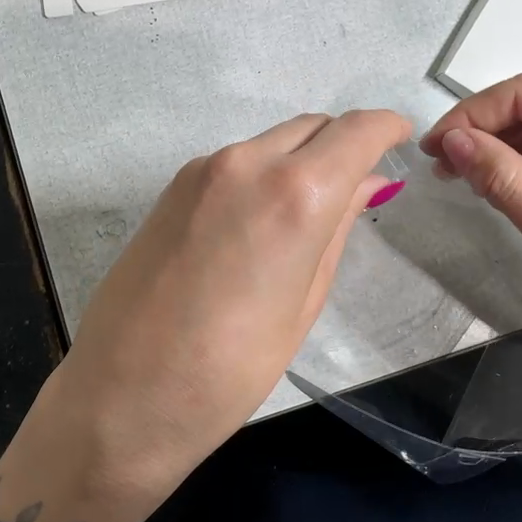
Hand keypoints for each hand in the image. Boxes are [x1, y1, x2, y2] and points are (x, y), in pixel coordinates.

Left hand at [60, 110, 410, 495]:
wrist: (121, 394)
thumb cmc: (230, 370)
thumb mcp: (303, 303)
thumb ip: (336, 231)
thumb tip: (366, 184)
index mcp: (294, 194)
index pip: (355, 131)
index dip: (386, 128)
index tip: (400, 139)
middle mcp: (246, 163)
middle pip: (312, 127)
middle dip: (343, 144)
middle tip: (358, 185)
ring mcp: (202, 169)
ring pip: (271, 142)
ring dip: (300, 160)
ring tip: (305, 216)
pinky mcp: (173, 185)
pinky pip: (236, 163)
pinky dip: (261, 175)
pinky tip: (257, 226)